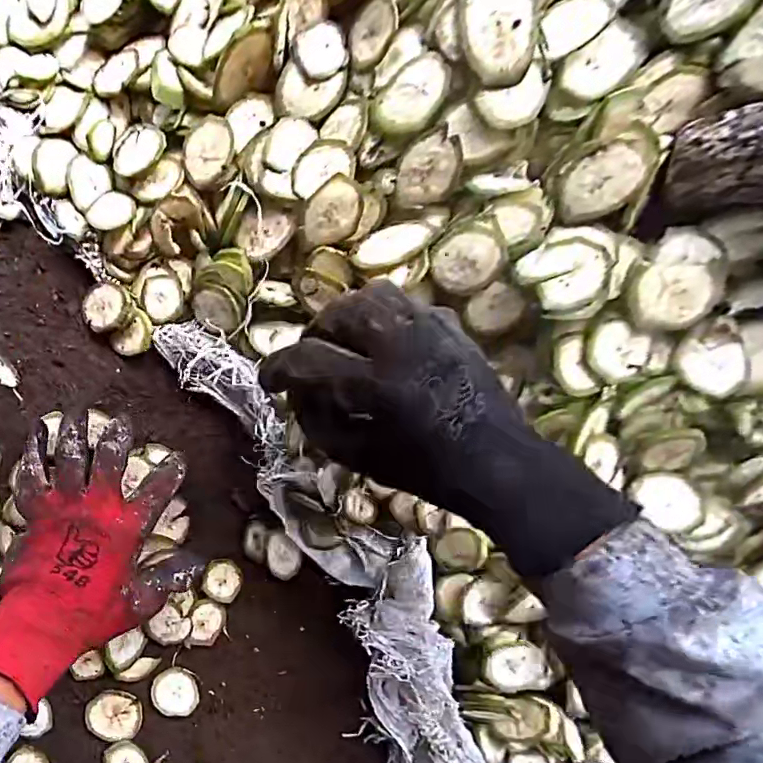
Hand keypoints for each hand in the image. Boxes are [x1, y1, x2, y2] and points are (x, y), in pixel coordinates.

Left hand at [0, 409, 201, 706]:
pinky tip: (34, 436)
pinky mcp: (35, 511)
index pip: (157, 492)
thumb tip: (195, 565)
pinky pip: (32, 476)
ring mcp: (62, 506)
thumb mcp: (139, 602)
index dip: (169, 473)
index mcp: (126, 528)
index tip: (175, 459)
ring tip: (77, 414)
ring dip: (74, 433)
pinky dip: (33, 454)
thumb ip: (166, 579)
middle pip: (109, 460)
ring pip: (69, 457)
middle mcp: (96, 508)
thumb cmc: (91, 613)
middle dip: (118, 437)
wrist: (43, 617)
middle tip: (121, 421)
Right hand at [258, 284, 634, 576]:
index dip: (276, 369)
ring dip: (345, 318)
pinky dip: (380, 319)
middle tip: (309, 359)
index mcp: (376, 385)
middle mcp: (402, 347)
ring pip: (371, 296)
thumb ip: (313, 417)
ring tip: (342, 343)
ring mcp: (432, 330)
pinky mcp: (451, 327)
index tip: (268, 381)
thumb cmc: (417, 467)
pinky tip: (379, 345)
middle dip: (313, 335)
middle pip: (338, 314)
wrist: (493, 460)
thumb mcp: (350, 453)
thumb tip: (295, 391)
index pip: (306, 359)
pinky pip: (404, 305)